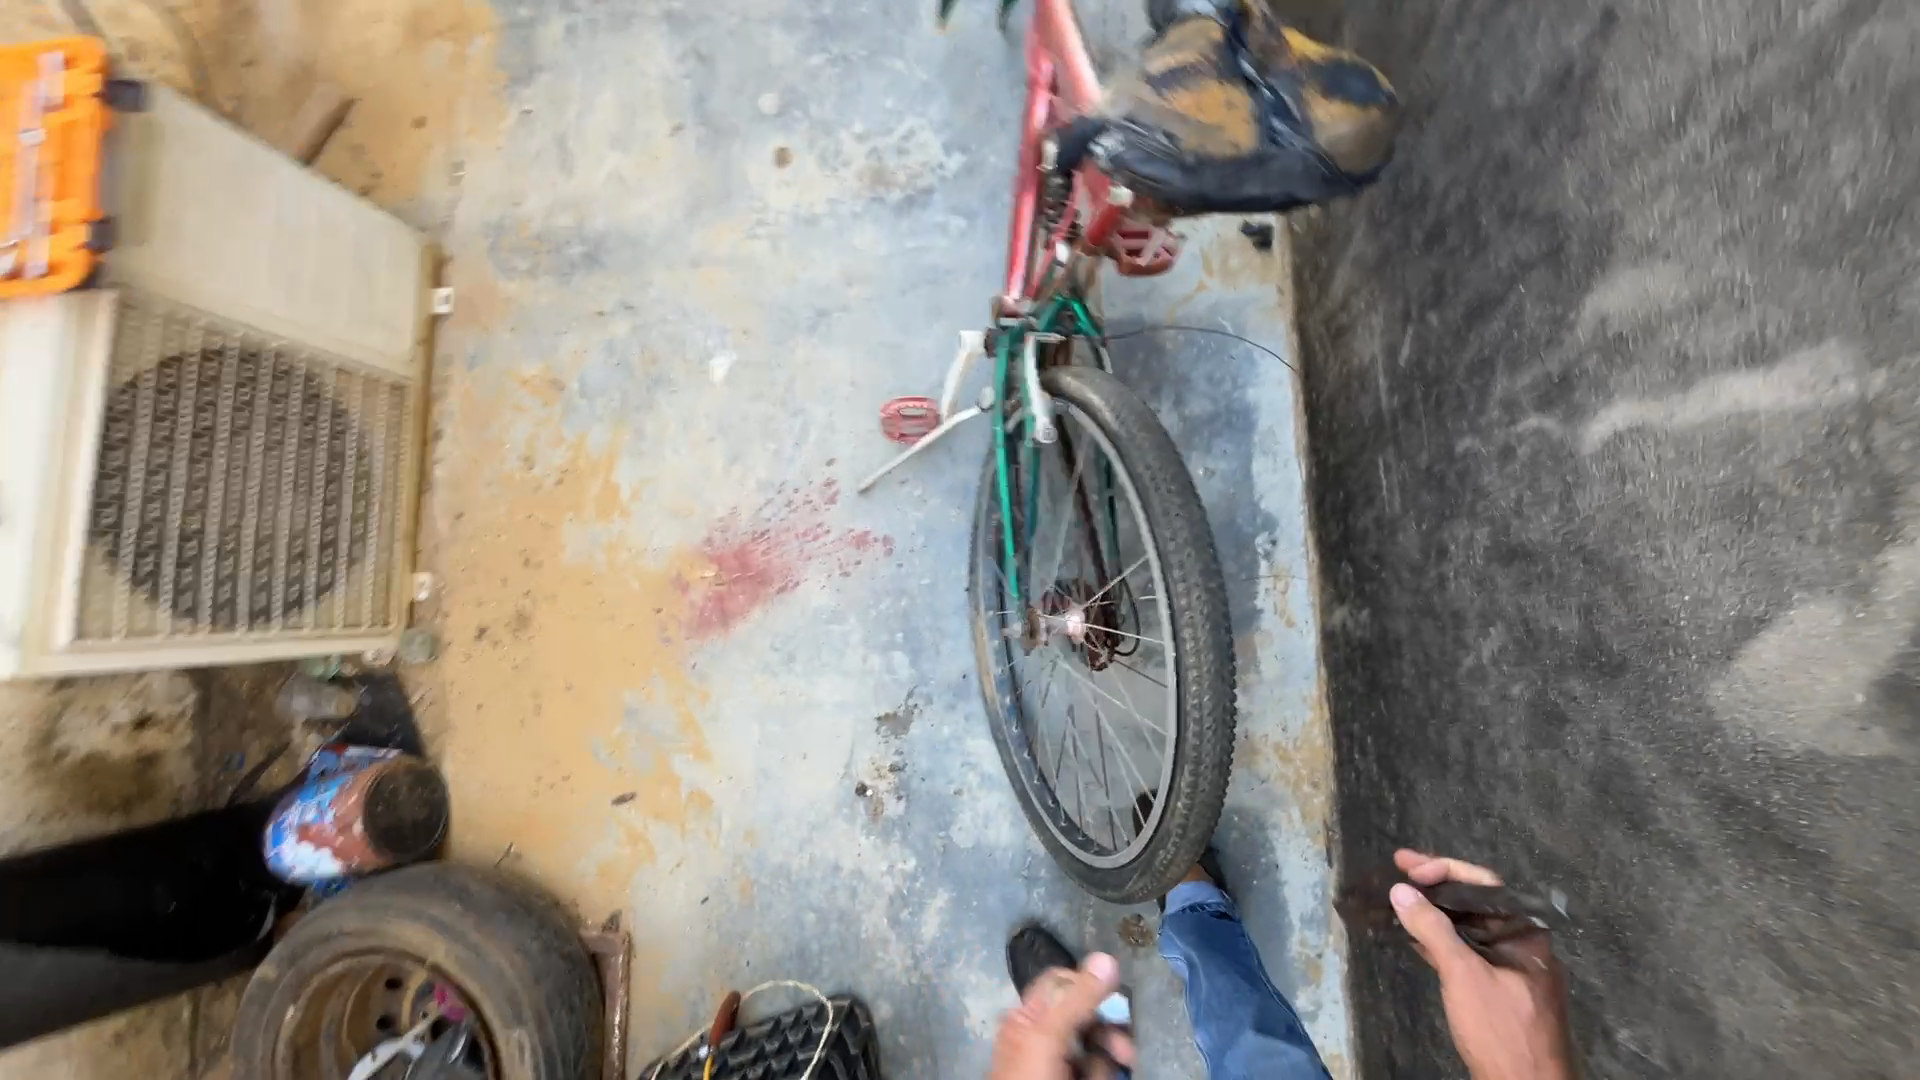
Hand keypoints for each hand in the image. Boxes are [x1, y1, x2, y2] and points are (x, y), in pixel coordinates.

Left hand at [987, 952, 1135, 1078]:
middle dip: (1108, 1032)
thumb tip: (1107, 959)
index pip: (1061, 983)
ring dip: (1109, 1061)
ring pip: (1098, 1048)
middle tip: (1125, 1052)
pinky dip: (1105, 1077)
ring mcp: (1061, 1067)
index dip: (1087, 987)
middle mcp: (1043, 1037)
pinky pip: (1099, 1071)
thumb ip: (1077, 998)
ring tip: (1109, 1076)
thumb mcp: (1047, 1037)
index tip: (1112, 999)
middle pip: (1086, 1016)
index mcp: (1028, 1018)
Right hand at [1391, 850, 1574, 1079]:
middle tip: (1398, 867)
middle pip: (1475, 901)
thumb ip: (1432, 928)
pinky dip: (1438, 937)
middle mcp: (1521, 944)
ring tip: (1399, 896)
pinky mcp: (1497, 988)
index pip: (1483, 883)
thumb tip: (1400, 890)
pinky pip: (1465, 949)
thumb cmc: (1501, 1028)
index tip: (1407, 869)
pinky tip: (1414, 934)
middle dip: (1434, 884)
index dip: (1444, 870)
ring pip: (1467, 925)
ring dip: (1433, 910)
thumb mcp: (1463, 974)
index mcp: (1525, 934)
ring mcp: (1510, 967)